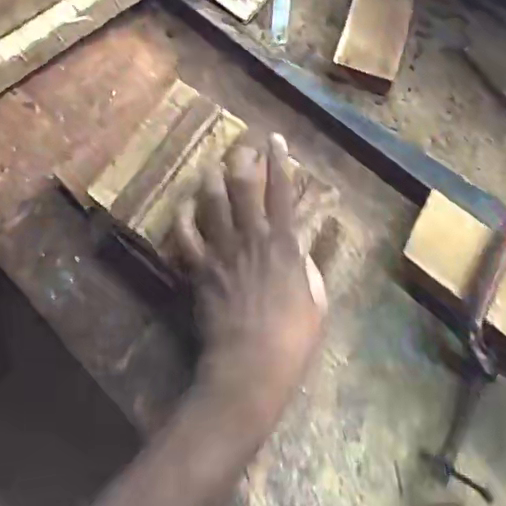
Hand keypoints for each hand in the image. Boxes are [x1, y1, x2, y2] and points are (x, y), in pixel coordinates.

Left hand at [175, 133, 326, 432]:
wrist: (249, 366)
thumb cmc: (292, 337)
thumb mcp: (317, 298)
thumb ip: (314, 262)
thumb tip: (321, 234)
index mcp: (283, 242)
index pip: (281, 191)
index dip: (279, 161)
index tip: (275, 139)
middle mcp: (250, 237)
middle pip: (243, 186)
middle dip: (242, 159)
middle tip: (241, 147)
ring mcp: (221, 251)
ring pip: (212, 202)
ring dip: (212, 179)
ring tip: (212, 166)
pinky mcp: (199, 270)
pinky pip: (185, 236)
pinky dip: (184, 217)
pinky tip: (185, 206)